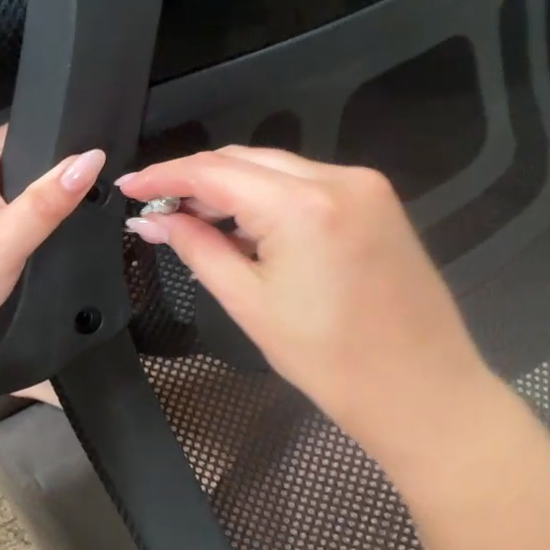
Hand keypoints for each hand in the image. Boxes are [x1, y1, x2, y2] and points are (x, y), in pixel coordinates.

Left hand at [0, 126, 105, 342]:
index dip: (57, 147)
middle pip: (21, 155)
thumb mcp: (13, 236)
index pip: (24, 134)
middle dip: (48, 173)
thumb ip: (50, 198)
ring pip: (15, 179)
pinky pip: (5, 197)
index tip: (90, 166)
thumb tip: (91, 158)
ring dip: (36, 194)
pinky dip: (22, 209)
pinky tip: (36, 225)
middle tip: (82, 193)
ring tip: (62, 210)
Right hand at [118, 146, 500, 458]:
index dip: (164, 176)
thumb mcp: (247, 301)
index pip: (214, 171)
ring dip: (226, 185)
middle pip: (243, 158)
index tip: (127, 187)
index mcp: (303, 206)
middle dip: (192, 178)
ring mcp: (363, 187)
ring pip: (272, 167)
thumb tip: (151, 220)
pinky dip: (263, 195)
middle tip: (152, 207)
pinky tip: (237, 222)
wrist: (421, 390)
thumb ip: (195, 247)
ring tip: (187, 217)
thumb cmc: (327, 357)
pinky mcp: (375, 202)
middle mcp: (337, 179)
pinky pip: (302, 182)